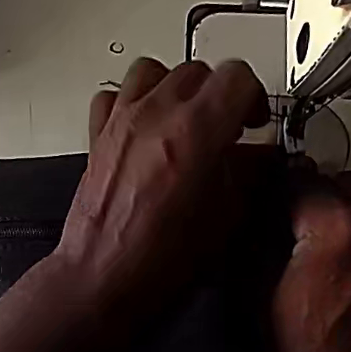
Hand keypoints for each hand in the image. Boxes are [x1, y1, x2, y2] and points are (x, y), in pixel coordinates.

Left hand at [52, 57, 269, 319]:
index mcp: (195, 132)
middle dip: (219, 94)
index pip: (237, 77)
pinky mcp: (96, 137)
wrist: (101, 279)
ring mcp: (120, 122)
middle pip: (197, 71)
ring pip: (153, 71)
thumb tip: (254, 159)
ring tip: (185, 120)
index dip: (254, 98)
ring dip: (175, 89)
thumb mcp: (222, 220)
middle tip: (227, 127)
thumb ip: (242, 176)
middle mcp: (154, 115)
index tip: (254, 121)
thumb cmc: (155, 263)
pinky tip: (143, 127)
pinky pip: (114, 96)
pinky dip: (132, 103)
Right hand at [272, 171, 350, 351]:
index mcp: (338, 228)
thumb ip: (256, 246)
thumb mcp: (261, 300)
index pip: (300, 180)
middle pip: (343, 182)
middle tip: (299, 235)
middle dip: (318, 201)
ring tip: (333, 261)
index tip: (270, 206)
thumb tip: (253, 217)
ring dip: (350, 219)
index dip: (277, 195)